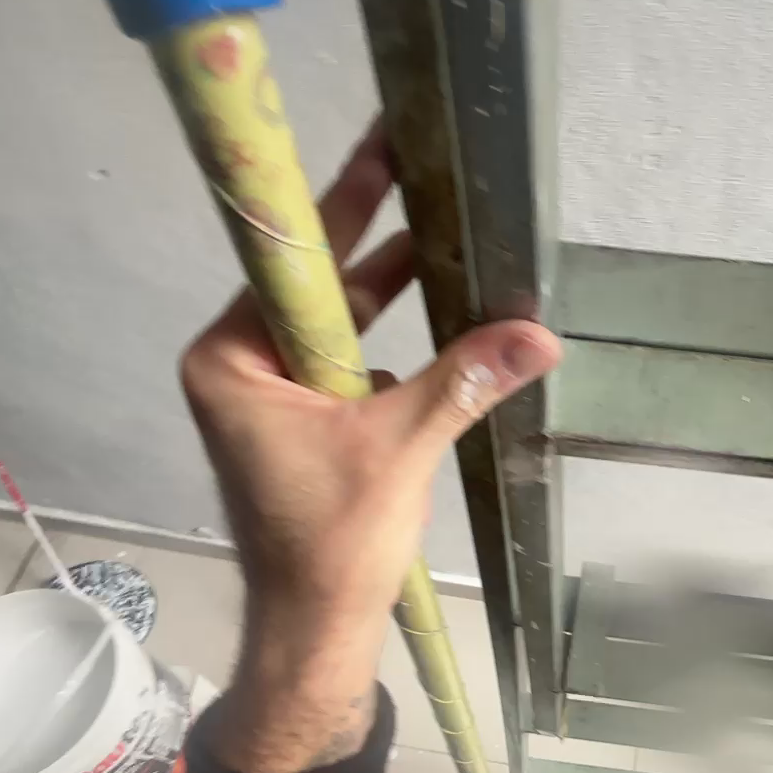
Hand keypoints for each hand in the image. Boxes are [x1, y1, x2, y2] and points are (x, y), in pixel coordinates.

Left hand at [182, 123, 561, 772]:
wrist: (318, 627)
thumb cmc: (335, 541)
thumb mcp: (401, 448)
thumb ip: (465, 381)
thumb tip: (540, 334)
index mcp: (232, 359)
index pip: (296, 261)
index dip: (347, 204)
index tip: (384, 146)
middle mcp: (238, 367)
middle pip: (320, 292)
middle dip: (380, 254)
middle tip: (430, 186)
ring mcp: (269, 399)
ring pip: (340, 334)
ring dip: (393, 309)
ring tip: (450, 261)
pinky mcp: (301, 427)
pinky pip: (350, 372)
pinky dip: (392, 360)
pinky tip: (440, 351)